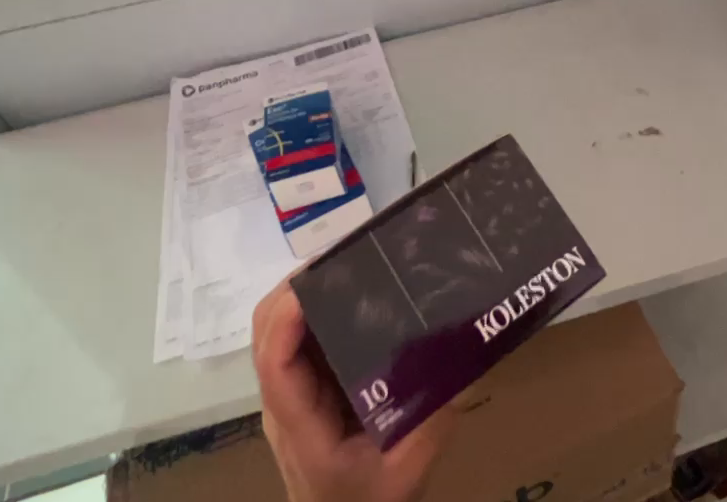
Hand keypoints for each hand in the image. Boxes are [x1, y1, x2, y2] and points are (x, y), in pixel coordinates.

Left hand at [251, 283, 454, 501]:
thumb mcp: (407, 468)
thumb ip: (431, 418)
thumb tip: (461, 360)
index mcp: (303, 428)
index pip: (275, 365)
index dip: (286, 319)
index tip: (315, 280)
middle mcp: (283, 406)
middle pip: (265, 334)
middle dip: (294, 289)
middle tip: (343, 258)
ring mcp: (286, 398)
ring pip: (274, 332)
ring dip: (300, 294)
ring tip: (346, 267)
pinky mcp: (299, 392)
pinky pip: (293, 340)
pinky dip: (311, 310)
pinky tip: (348, 296)